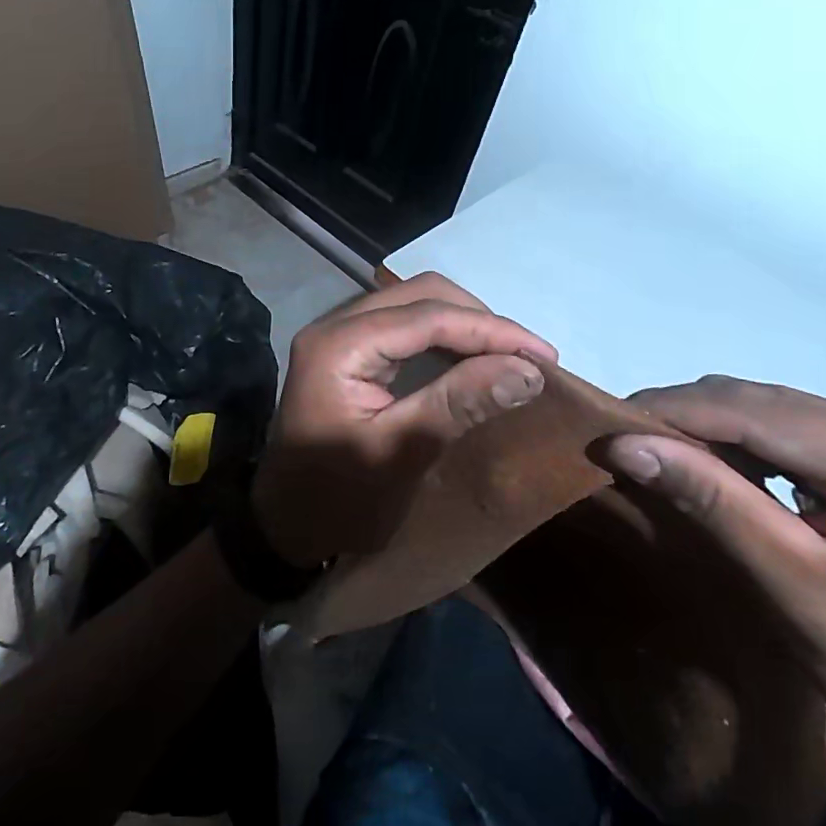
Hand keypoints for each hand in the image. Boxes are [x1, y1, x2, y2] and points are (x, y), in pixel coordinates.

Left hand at [253, 273, 556, 567]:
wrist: (282, 530)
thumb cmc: (334, 503)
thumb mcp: (398, 456)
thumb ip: (458, 406)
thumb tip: (527, 371)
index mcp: (339, 346)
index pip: (428, 316)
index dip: (491, 330)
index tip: (543, 357)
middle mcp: (337, 326)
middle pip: (423, 296)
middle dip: (481, 321)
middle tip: (528, 358)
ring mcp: (342, 336)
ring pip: (418, 305)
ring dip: (468, 327)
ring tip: (511, 358)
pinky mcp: (352, 353)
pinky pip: (409, 328)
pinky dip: (448, 340)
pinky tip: (475, 362)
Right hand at [601, 377, 825, 825]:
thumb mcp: (803, 599)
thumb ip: (718, 508)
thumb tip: (629, 444)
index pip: (773, 414)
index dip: (684, 409)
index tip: (612, 418)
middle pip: (787, 404)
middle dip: (700, 414)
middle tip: (630, 436)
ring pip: (801, 414)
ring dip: (728, 426)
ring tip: (666, 449)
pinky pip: (825, 437)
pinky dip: (766, 445)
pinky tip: (731, 465)